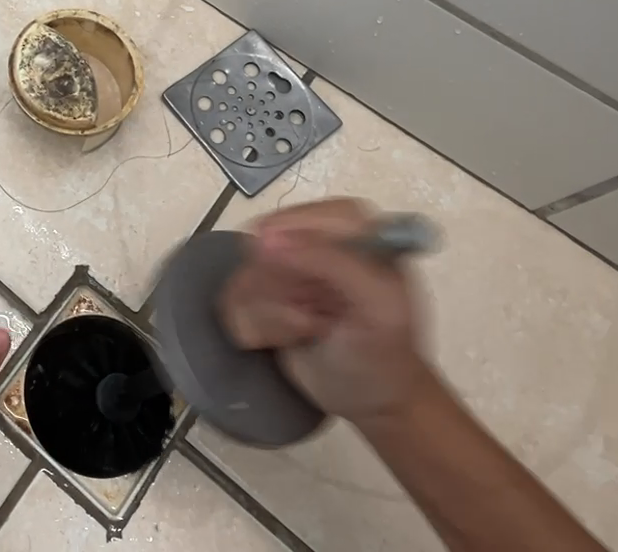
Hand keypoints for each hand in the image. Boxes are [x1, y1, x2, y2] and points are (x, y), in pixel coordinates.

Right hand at [218, 197, 433, 423]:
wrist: (371, 404)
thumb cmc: (383, 358)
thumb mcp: (379, 309)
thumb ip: (336, 264)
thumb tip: (270, 240)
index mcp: (358, 234)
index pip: (314, 214)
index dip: (291, 235)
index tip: (275, 262)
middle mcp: (318, 243)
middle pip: (267, 240)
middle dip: (279, 285)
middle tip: (309, 318)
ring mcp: (288, 267)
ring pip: (245, 271)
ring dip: (268, 310)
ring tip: (303, 333)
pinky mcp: (265, 292)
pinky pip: (234, 296)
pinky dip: (254, 324)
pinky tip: (285, 338)